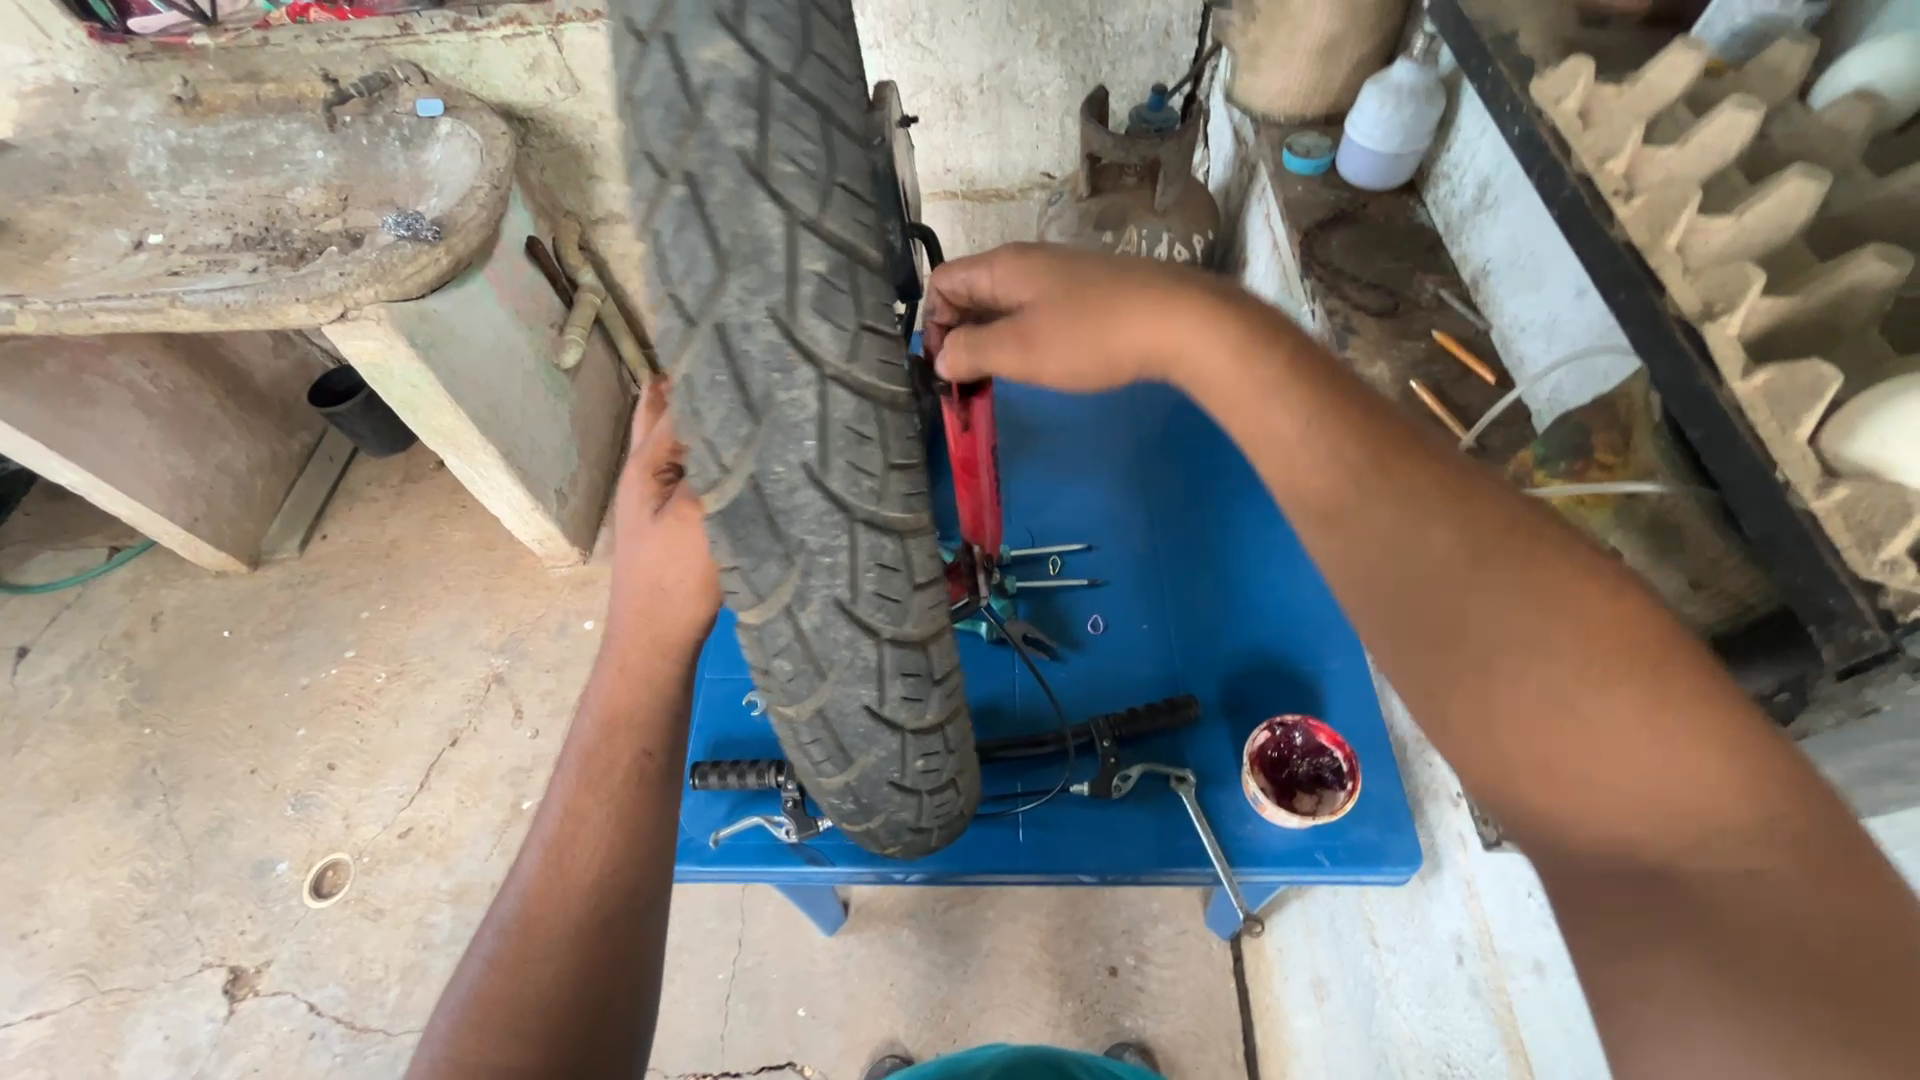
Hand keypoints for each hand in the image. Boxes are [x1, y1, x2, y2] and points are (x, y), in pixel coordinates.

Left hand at [606, 380, 721, 654]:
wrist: (655, 642)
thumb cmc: (676, 578)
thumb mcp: (699, 515)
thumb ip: (716, 465)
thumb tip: (740, 418)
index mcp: (647, 464)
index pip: (676, 400)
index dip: (704, 371)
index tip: (739, 343)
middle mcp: (646, 473)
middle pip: (664, 415)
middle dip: (686, 383)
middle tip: (724, 353)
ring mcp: (657, 500)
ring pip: (678, 443)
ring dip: (697, 416)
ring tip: (731, 392)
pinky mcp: (676, 523)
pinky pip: (693, 471)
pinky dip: (709, 452)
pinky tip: (734, 457)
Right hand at [923, 243, 1246, 392]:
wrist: (1178, 323)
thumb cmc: (1090, 335)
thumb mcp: (1019, 349)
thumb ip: (971, 351)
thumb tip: (940, 356)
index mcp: (1003, 266)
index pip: (943, 283)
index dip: (933, 323)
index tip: (945, 366)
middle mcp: (1028, 262)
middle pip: (972, 293)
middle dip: (960, 336)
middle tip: (966, 381)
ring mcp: (1061, 276)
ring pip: (1006, 306)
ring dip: (992, 341)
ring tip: (997, 380)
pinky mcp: (1088, 295)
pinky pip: (1037, 313)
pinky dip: (1024, 339)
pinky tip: (1039, 365)